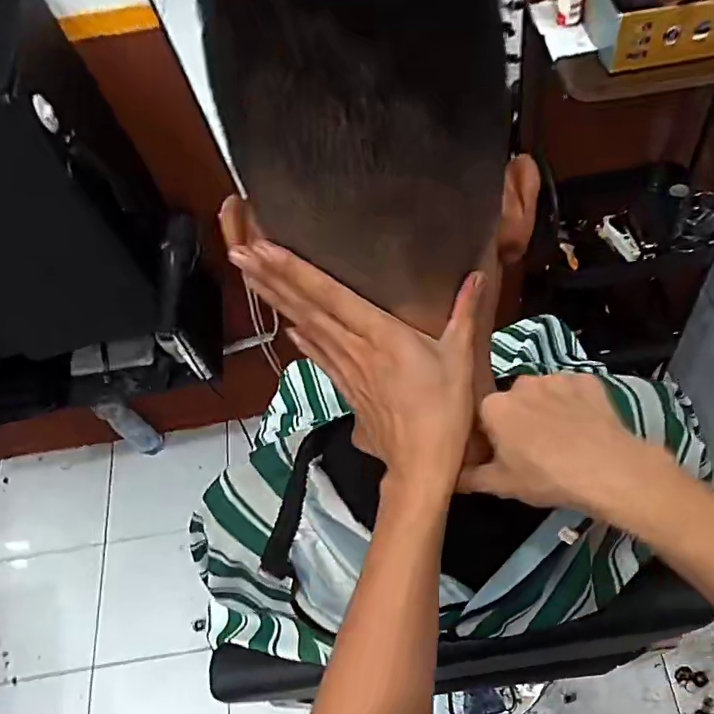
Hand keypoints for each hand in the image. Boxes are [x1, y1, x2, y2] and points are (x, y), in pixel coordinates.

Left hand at [229, 240, 485, 494]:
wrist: (420, 465)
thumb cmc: (443, 413)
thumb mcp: (461, 361)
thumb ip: (464, 316)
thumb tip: (475, 276)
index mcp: (381, 336)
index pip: (330, 295)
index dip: (294, 270)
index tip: (261, 247)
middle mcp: (355, 349)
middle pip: (306, 308)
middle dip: (272, 279)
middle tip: (238, 251)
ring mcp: (347, 372)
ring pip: (306, 330)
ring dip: (277, 303)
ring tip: (251, 278)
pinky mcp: (348, 391)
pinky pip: (319, 358)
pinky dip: (302, 341)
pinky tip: (288, 329)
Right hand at [460, 373, 679, 517]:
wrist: (606, 469)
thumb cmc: (546, 477)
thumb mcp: (502, 485)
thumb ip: (471, 478)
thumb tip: (450, 477)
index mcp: (495, 406)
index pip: (482, 417)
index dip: (490, 437)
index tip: (502, 456)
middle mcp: (522, 383)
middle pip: (513, 402)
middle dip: (518, 421)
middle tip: (532, 452)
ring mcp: (557, 378)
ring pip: (543, 394)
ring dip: (546, 410)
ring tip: (561, 441)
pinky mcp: (588, 380)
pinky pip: (573, 391)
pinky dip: (574, 405)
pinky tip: (583, 428)